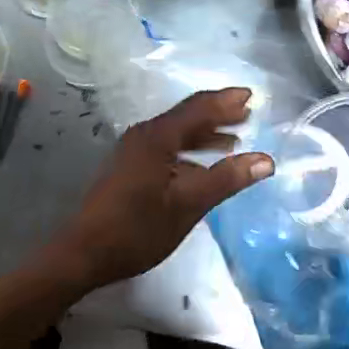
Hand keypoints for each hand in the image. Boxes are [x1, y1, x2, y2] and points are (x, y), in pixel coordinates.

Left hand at [45, 88, 274, 291]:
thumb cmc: (137, 228)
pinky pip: (167, 147)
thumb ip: (226, 179)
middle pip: (187, 116)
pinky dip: (189, 150)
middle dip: (218, 115)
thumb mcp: (188, 206)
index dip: (226, 101)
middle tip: (247, 113)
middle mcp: (144, 135)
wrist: (83, 253)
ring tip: (233, 140)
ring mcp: (134, 150)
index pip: (198, 108)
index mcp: (158, 137)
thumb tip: (266, 160)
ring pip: (176, 133)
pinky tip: (202, 166)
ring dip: (205, 134)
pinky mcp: (129, 166)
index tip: (251, 95)